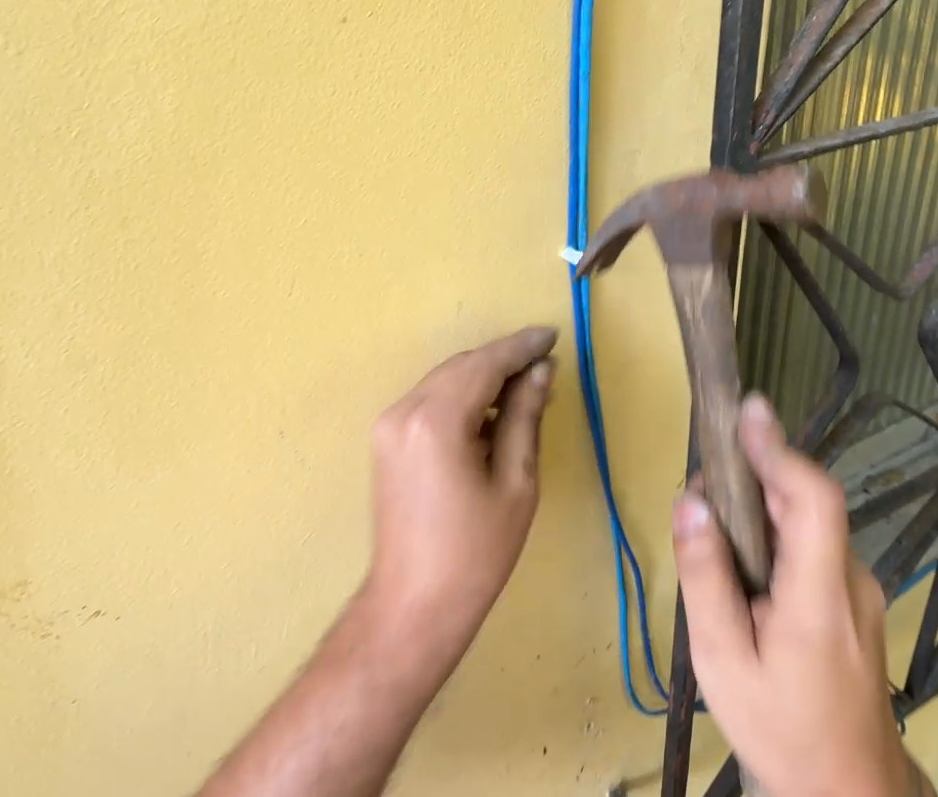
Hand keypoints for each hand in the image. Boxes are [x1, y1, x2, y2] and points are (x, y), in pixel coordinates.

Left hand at [361, 326, 558, 652]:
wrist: (414, 602)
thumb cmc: (476, 552)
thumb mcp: (515, 483)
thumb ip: (524, 417)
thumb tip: (540, 372)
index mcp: (436, 420)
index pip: (484, 364)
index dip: (521, 347)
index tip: (553, 336)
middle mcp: (403, 411)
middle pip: (460, 367)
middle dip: (502, 361)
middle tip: (545, 366)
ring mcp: (387, 425)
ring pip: (442, 381)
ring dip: (481, 379)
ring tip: (525, 390)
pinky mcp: (385, 440)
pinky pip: (428, 402)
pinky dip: (460, 399)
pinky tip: (489, 413)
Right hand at [672, 395, 930, 796]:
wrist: (847, 787)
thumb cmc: (778, 724)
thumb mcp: (721, 658)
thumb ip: (705, 577)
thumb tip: (691, 503)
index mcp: (819, 595)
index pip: (813, 499)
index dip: (780, 450)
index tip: (747, 409)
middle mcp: (850, 579)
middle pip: (806, 503)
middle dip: (754, 475)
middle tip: (699, 490)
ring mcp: (858, 589)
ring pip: (808, 523)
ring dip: (761, 505)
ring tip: (711, 529)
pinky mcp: (852, 600)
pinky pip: (811, 545)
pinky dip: (774, 532)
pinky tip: (741, 563)